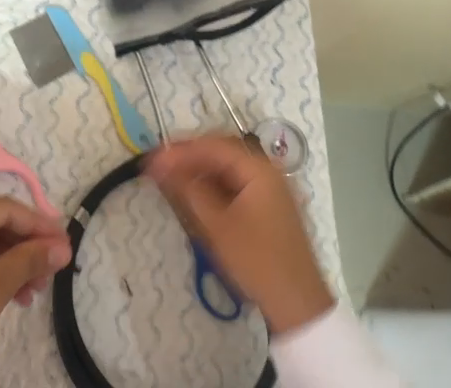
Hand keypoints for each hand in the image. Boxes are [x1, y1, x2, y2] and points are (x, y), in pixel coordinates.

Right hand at [145, 135, 334, 334]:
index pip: (213, 146)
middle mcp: (267, 171)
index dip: (181, 150)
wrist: (297, 304)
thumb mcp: (216, 225)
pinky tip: (196, 195)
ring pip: (228, 169)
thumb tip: (160, 165)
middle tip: (160, 166)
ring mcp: (270, 189)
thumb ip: (188, 189)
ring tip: (172, 179)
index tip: (153, 159)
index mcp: (259, 169)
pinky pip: (236, 185)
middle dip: (189, 157)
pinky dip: (214, 186)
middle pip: (222, 153)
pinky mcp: (268, 206)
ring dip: (200, 171)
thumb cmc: (256, 261)